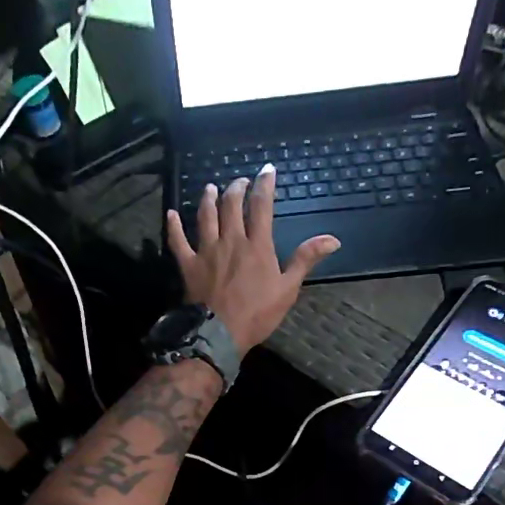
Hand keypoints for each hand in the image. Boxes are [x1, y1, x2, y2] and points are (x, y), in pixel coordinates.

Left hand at [167, 166, 339, 350]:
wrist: (220, 333)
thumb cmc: (257, 314)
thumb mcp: (288, 289)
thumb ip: (306, 259)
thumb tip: (332, 239)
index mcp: (257, 246)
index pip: (262, 207)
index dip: (265, 185)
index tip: (267, 170)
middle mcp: (231, 241)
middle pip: (232, 206)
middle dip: (237, 189)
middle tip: (240, 182)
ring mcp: (207, 251)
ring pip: (206, 217)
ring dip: (209, 199)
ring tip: (211, 188)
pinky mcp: (188, 265)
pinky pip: (178, 241)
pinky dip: (173, 226)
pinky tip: (171, 214)